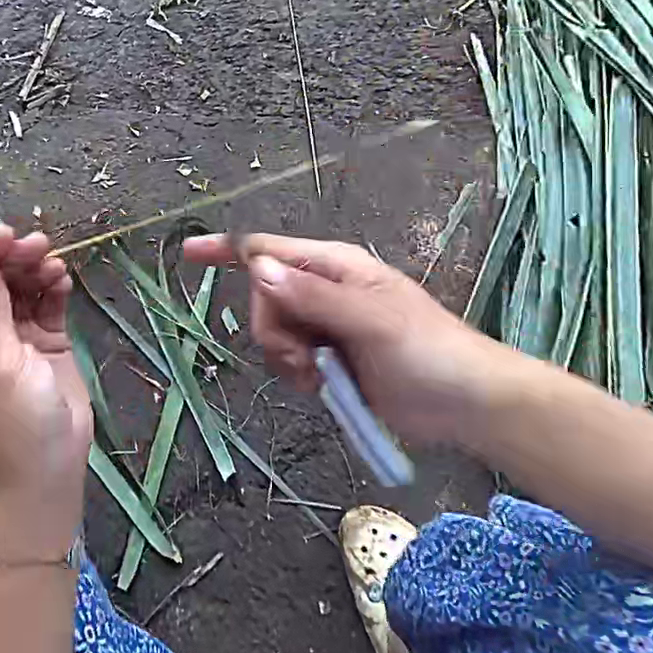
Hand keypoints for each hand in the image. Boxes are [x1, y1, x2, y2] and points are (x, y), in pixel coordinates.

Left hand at [0, 225, 90, 550]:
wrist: (50, 469)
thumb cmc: (15, 422)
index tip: (7, 235)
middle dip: (14, 260)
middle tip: (40, 244)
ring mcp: (17, 339)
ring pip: (23, 291)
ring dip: (36, 271)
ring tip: (55, 263)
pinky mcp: (47, 344)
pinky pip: (47, 307)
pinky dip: (54, 290)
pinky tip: (63, 279)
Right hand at [184, 232, 532, 449]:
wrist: (464, 402)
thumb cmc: (427, 350)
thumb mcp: (371, 320)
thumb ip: (312, 296)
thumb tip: (258, 267)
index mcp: (333, 266)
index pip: (268, 251)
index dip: (226, 250)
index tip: (187, 254)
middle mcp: (323, 288)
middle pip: (263, 298)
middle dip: (274, 330)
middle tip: (307, 356)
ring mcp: (324, 323)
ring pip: (272, 332)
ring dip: (286, 357)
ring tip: (323, 374)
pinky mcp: (327, 355)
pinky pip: (287, 358)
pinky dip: (296, 373)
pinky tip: (325, 383)